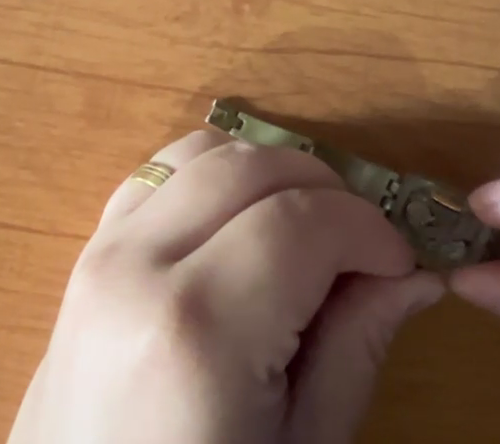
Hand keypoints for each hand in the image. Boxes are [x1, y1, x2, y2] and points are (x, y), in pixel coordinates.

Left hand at [9, 130, 444, 443]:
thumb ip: (356, 347)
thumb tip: (413, 273)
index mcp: (198, 326)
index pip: (302, 220)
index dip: (367, 229)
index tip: (400, 262)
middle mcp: (139, 264)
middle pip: (249, 167)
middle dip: (324, 188)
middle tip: (361, 245)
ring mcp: (101, 250)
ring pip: (201, 151)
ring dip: (267, 173)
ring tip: (305, 230)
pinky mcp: (86, 249)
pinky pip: (158, 174)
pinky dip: (212, 176)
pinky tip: (242, 224)